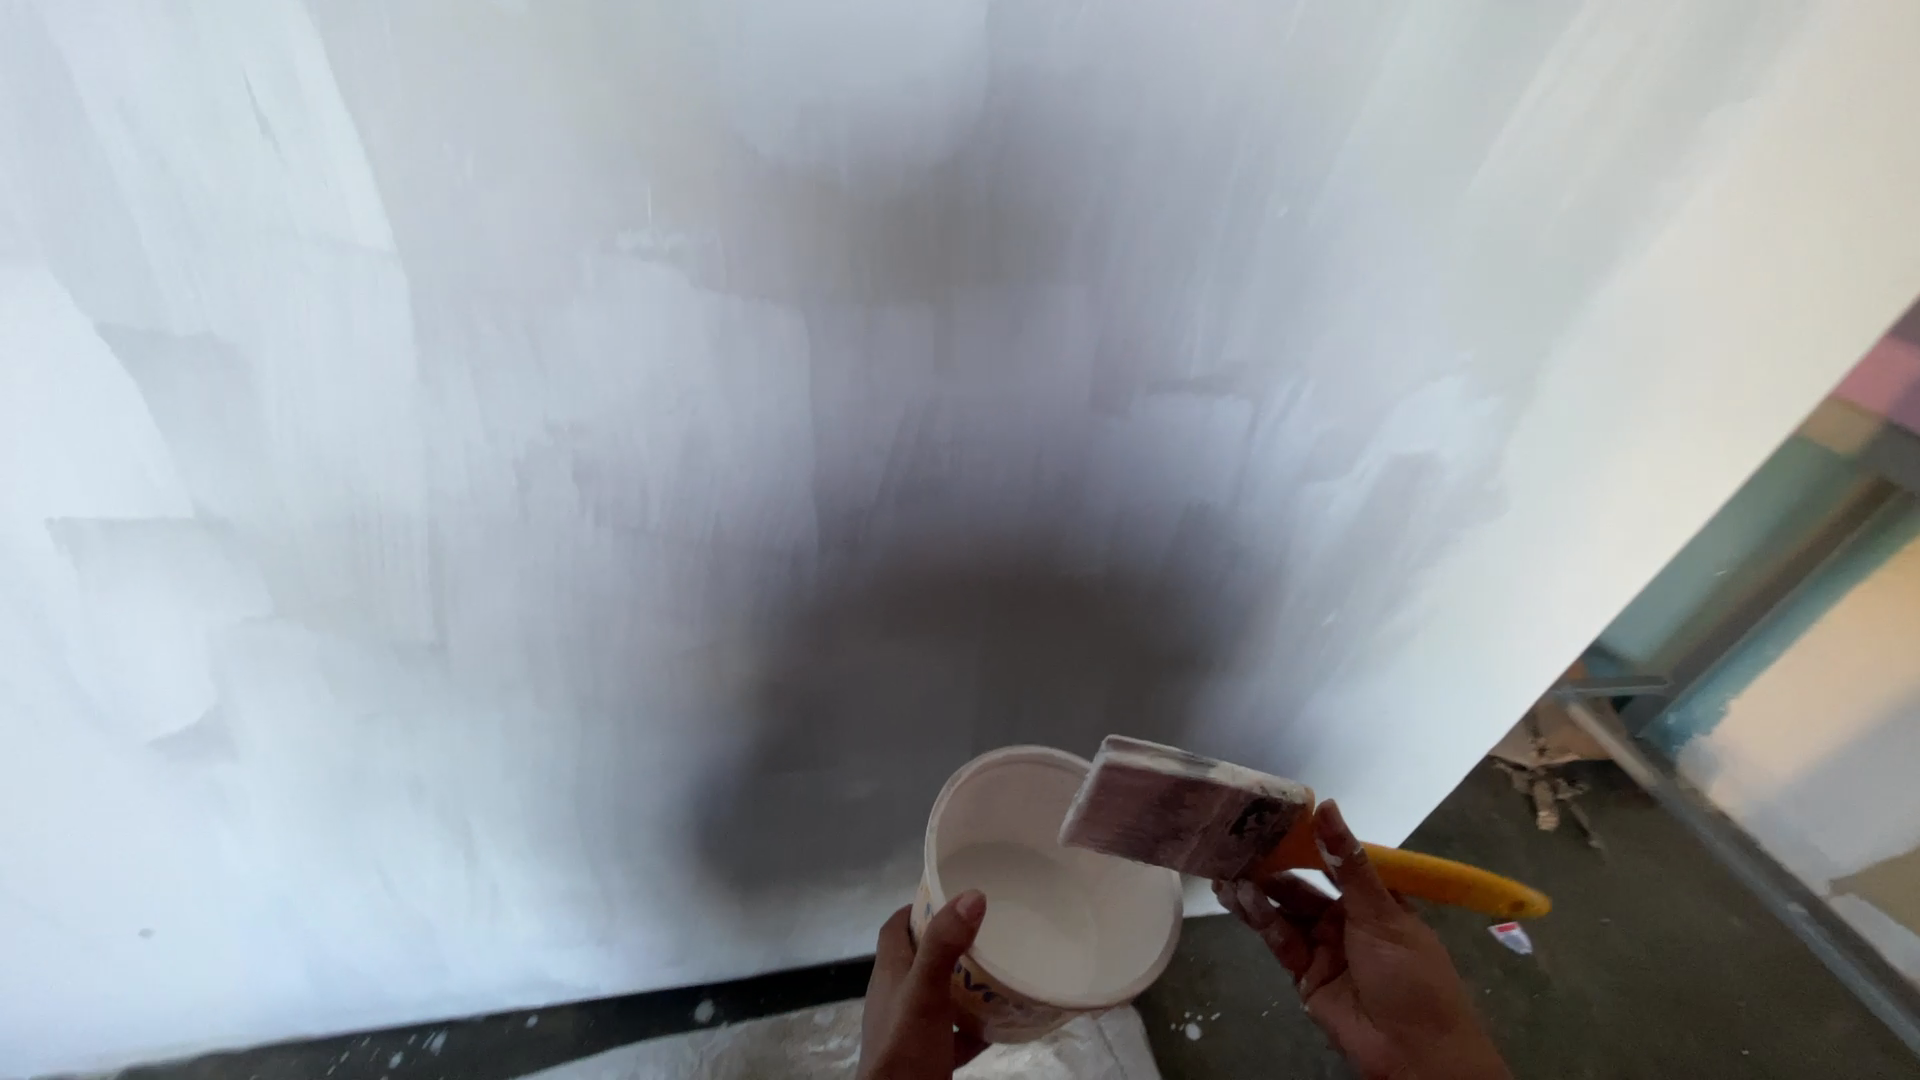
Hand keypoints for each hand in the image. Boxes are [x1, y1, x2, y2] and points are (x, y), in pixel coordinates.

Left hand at [858, 891, 989, 1078]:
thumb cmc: (904, 1048)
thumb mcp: (926, 990)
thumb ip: (944, 944)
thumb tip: (972, 894)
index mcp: (889, 972)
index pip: (895, 927)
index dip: (916, 907)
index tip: (948, 894)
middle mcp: (895, 996)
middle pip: (920, 957)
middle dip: (948, 942)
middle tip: (982, 930)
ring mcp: (910, 1029)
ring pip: (938, 994)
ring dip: (962, 983)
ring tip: (995, 969)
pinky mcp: (927, 1056)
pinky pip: (952, 1033)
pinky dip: (972, 1025)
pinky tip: (997, 1021)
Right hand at [1214, 802, 1511, 1079]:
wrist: (1415, 1056)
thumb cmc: (1412, 977)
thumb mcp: (1383, 915)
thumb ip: (1347, 863)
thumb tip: (1327, 806)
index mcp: (1373, 900)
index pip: (1333, 860)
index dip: (1304, 839)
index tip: (1272, 815)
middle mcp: (1345, 918)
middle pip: (1300, 883)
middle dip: (1269, 865)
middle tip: (1235, 841)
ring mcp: (1322, 945)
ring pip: (1283, 909)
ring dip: (1256, 890)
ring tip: (1225, 868)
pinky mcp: (1303, 971)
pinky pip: (1277, 936)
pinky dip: (1258, 916)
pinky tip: (1237, 897)